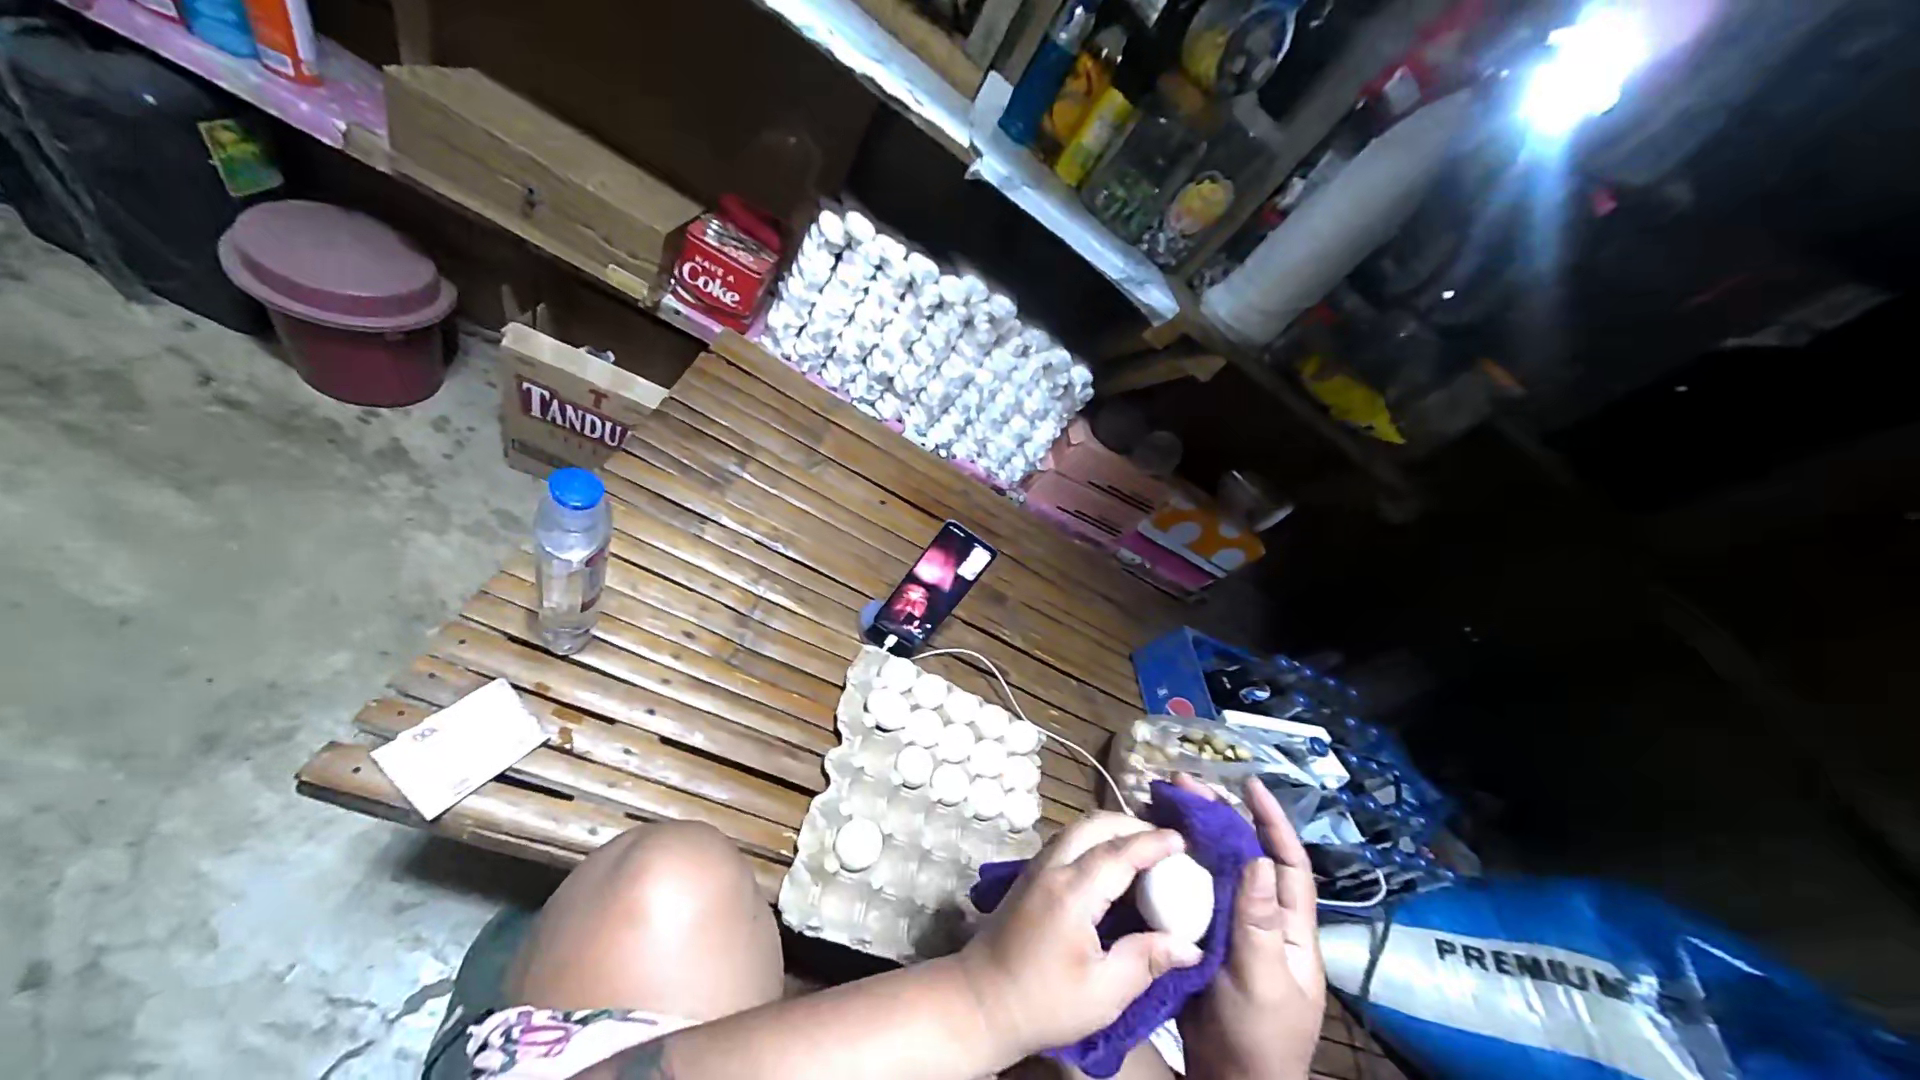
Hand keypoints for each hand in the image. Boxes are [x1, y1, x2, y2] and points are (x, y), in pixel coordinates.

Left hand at [958, 813, 1204, 1057]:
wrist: (979, 1001)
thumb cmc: (1043, 1002)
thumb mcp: (1103, 993)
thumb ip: (1146, 960)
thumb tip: (1189, 945)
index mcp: (1072, 892)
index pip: (1119, 853)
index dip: (1153, 842)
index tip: (1183, 840)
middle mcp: (1052, 868)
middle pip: (1094, 825)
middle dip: (1131, 825)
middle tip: (1164, 843)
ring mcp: (1036, 868)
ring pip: (1077, 829)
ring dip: (1110, 829)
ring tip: (1141, 848)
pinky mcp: (1029, 876)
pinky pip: (1066, 842)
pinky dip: (1093, 840)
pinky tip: (1109, 863)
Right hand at [1177, 776, 1325, 1079]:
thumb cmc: (1259, 1036)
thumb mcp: (1262, 980)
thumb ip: (1259, 924)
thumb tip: (1259, 859)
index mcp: (1290, 926)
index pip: (1288, 862)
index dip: (1272, 821)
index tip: (1250, 785)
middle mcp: (1261, 916)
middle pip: (1244, 855)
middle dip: (1220, 817)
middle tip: (1185, 786)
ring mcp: (1230, 924)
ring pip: (1214, 869)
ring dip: (1193, 836)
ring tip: (1162, 805)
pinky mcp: (1202, 934)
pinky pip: (1190, 891)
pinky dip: (1173, 865)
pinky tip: (1150, 849)